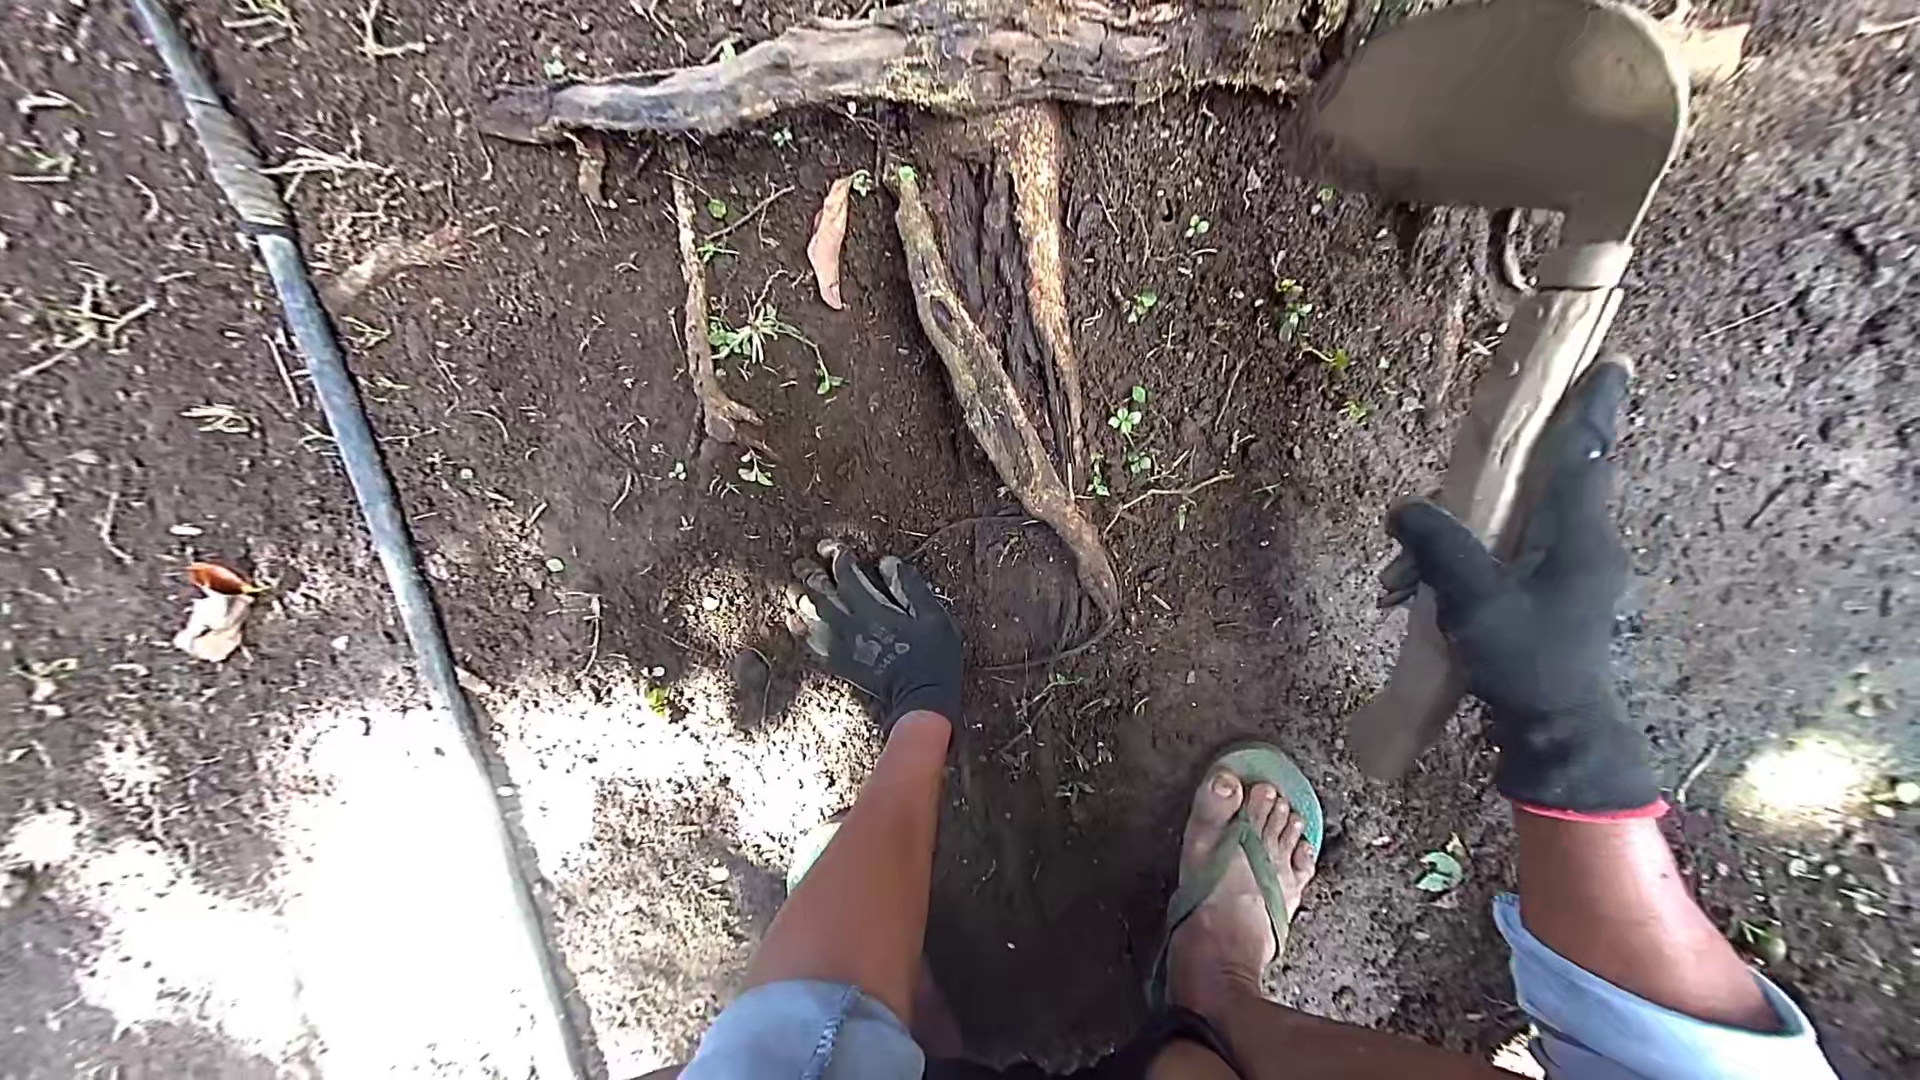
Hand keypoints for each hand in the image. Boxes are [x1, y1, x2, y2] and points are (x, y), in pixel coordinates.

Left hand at [790, 540, 961, 731]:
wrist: (920, 701)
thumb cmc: (933, 656)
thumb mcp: (934, 617)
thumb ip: (910, 587)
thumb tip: (886, 562)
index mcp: (874, 610)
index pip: (846, 576)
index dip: (837, 558)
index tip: (833, 547)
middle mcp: (851, 626)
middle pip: (821, 593)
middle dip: (809, 574)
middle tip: (800, 562)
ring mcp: (842, 646)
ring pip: (811, 617)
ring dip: (800, 599)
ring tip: (793, 586)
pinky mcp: (839, 663)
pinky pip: (811, 642)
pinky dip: (801, 629)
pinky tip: (796, 621)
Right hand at [1383, 361, 1661, 818]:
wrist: (1555, 728)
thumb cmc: (1524, 657)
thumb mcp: (1470, 598)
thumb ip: (1436, 544)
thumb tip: (1401, 506)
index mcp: (1580, 539)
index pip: (1586, 459)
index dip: (1594, 411)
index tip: (1612, 365)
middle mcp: (1583, 549)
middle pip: (1525, 498)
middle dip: (1465, 505)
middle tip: (1421, 526)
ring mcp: (1566, 575)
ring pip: (1498, 536)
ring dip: (1441, 553)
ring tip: (1395, 585)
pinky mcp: (1547, 598)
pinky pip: (1494, 563)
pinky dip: (1451, 572)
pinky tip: (1411, 596)